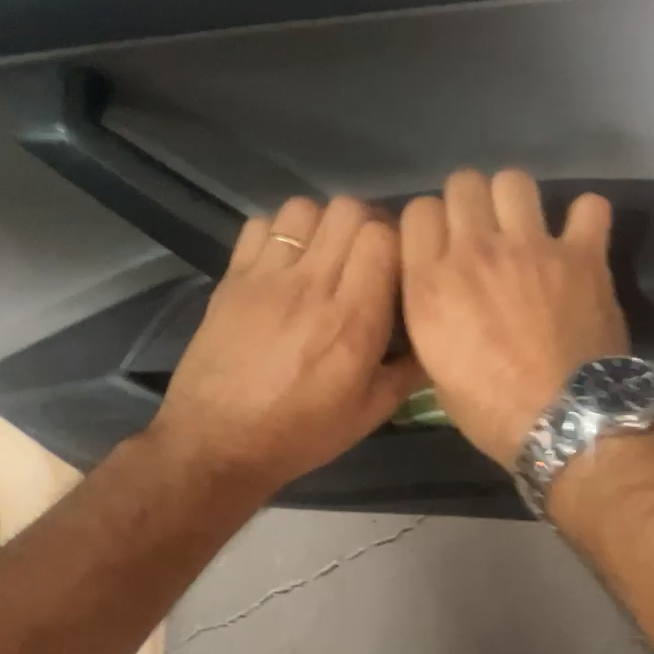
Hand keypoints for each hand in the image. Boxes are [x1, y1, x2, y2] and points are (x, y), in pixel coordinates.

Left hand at [147, 196, 425, 494]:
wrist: (215, 444)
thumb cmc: (302, 432)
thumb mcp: (373, 411)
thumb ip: (412, 368)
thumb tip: (437, 334)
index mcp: (354, 322)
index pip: (384, 238)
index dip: (400, 239)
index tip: (402, 262)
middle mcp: (313, 288)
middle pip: (349, 210)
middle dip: (370, 223)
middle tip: (371, 254)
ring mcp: (267, 279)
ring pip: (306, 208)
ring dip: (326, 223)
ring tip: (330, 252)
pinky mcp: (233, 279)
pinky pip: (261, 225)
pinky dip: (282, 232)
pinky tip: (289, 260)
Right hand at [400, 168, 628, 466]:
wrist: (566, 424)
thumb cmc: (494, 411)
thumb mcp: (437, 370)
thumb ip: (432, 315)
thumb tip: (443, 292)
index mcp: (431, 284)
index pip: (418, 210)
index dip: (431, 224)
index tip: (444, 245)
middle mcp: (477, 252)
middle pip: (463, 183)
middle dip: (471, 203)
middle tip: (486, 234)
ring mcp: (533, 248)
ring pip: (513, 181)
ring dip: (517, 201)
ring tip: (527, 229)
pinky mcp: (583, 255)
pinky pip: (589, 208)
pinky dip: (586, 218)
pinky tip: (581, 237)